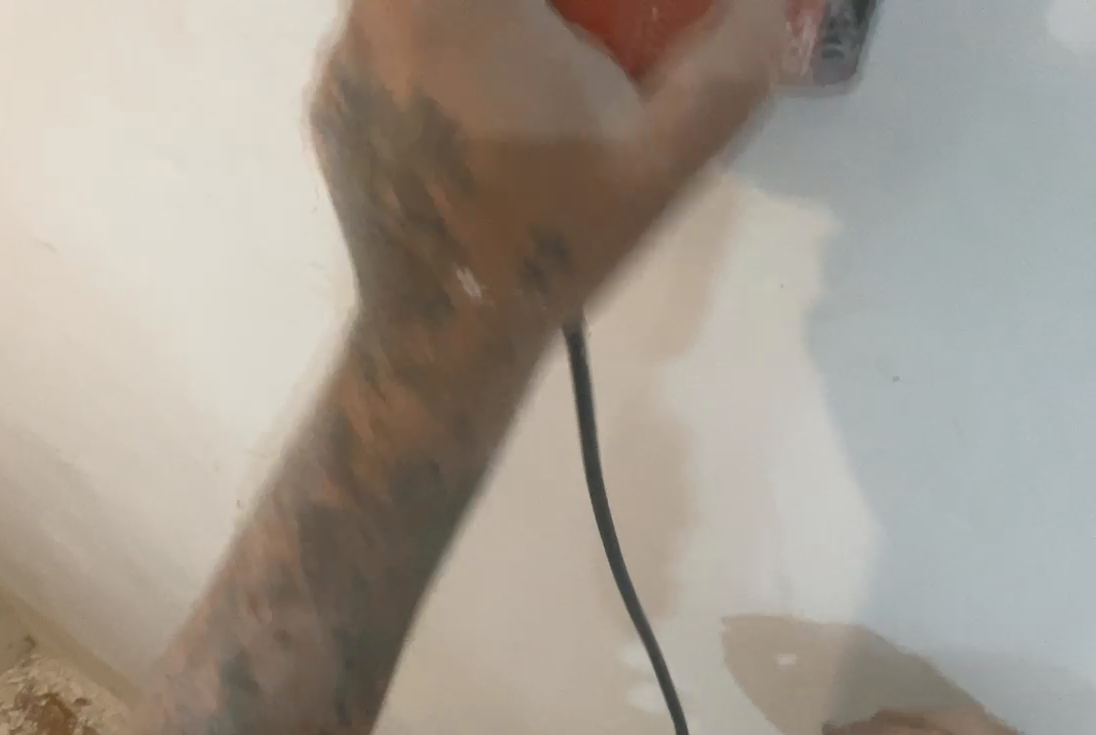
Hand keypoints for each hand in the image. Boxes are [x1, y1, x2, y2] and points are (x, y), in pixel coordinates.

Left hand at [310, 0, 828, 349]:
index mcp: (455, 1)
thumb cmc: (547, 250)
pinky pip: (382, 41)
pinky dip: (427, 57)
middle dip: (526, 15)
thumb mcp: (657, 167)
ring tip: (513, 87)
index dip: (565, 8)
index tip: (586, 25)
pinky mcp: (326, 108)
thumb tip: (770, 11)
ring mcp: (341, 60)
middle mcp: (377, 8)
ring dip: (474, 24)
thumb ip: (727, 71)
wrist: (446, 340)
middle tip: (560, 41)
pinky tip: (465, 122)